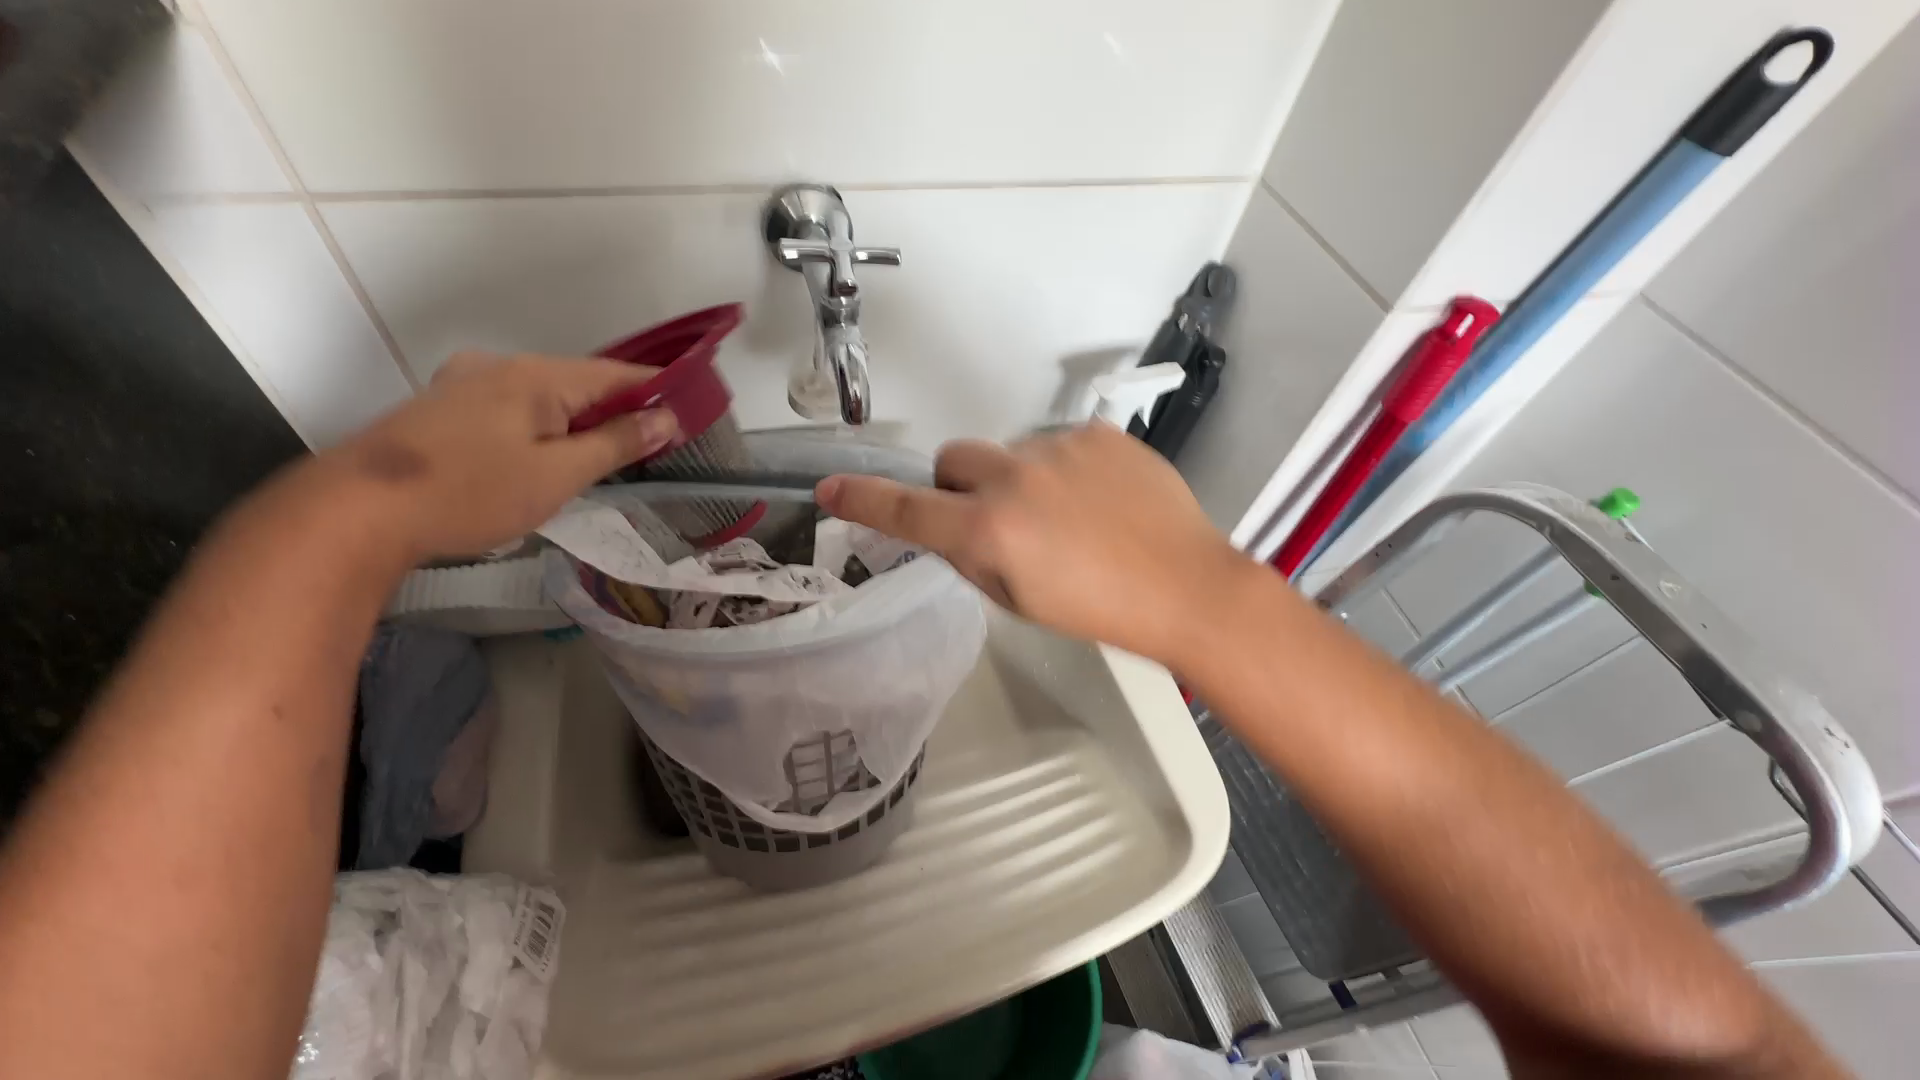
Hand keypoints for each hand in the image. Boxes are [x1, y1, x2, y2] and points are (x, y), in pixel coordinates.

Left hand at [317, 352, 677, 559]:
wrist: (357, 513)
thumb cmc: (471, 493)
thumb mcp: (559, 475)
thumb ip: (616, 443)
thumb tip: (667, 418)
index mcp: (536, 376)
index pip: (620, 375)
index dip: (660, 394)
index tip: (694, 414)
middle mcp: (501, 367)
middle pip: (581, 384)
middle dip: (619, 412)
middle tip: (652, 448)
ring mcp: (465, 385)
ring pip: (544, 399)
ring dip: (578, 423)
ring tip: (601, 461)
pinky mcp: (442, 410)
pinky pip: (512, 410)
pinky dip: (541, 429)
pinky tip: (542, 460)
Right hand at [816, 422, 1252, 664]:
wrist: (1186, 587)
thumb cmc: (1098, 610)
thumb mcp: (1018, 599)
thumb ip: (973, 557)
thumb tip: (955, 528)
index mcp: (991, 530)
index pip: (908, 509)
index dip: (863, 500)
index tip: (828, 489)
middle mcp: (1016, 479)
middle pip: (952, 459)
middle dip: (958, 486)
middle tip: (993, 520)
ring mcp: (1059, 448)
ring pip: (1011, 455)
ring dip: (1019, 481)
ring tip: (1070, 518)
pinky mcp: (1098, 433)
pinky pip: (1059, 446)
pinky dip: (1064, 471)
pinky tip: (1100, 501)